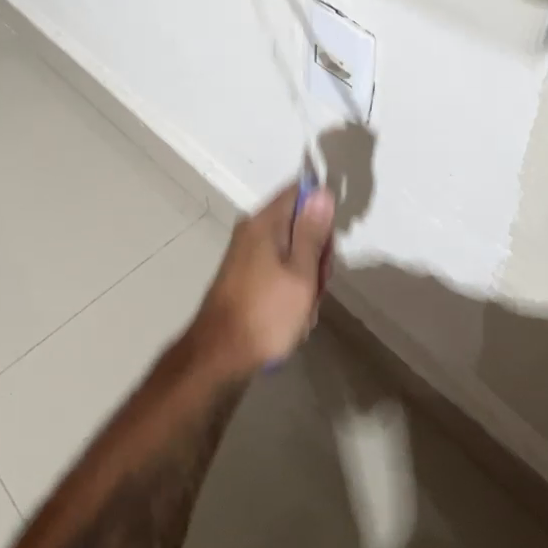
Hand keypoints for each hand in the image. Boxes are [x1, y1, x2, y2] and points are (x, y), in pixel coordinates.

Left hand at [190, 181, 336, 375]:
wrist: (220, 356)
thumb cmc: (266, 313)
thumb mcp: (301, 273)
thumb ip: (312, 232)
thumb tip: (321, 191)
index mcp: (264, 223)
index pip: (300, 192)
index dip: (322, 213)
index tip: (328, 245)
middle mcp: (252, 231)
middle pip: (298, 226)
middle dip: (315, 256)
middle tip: (317, 285)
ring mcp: (246, 255)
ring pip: (292, 254)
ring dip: (306, 280)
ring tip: (303, 310)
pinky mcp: (244, 278)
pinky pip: (278, 273)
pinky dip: (290, 292)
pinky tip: (292, 318)